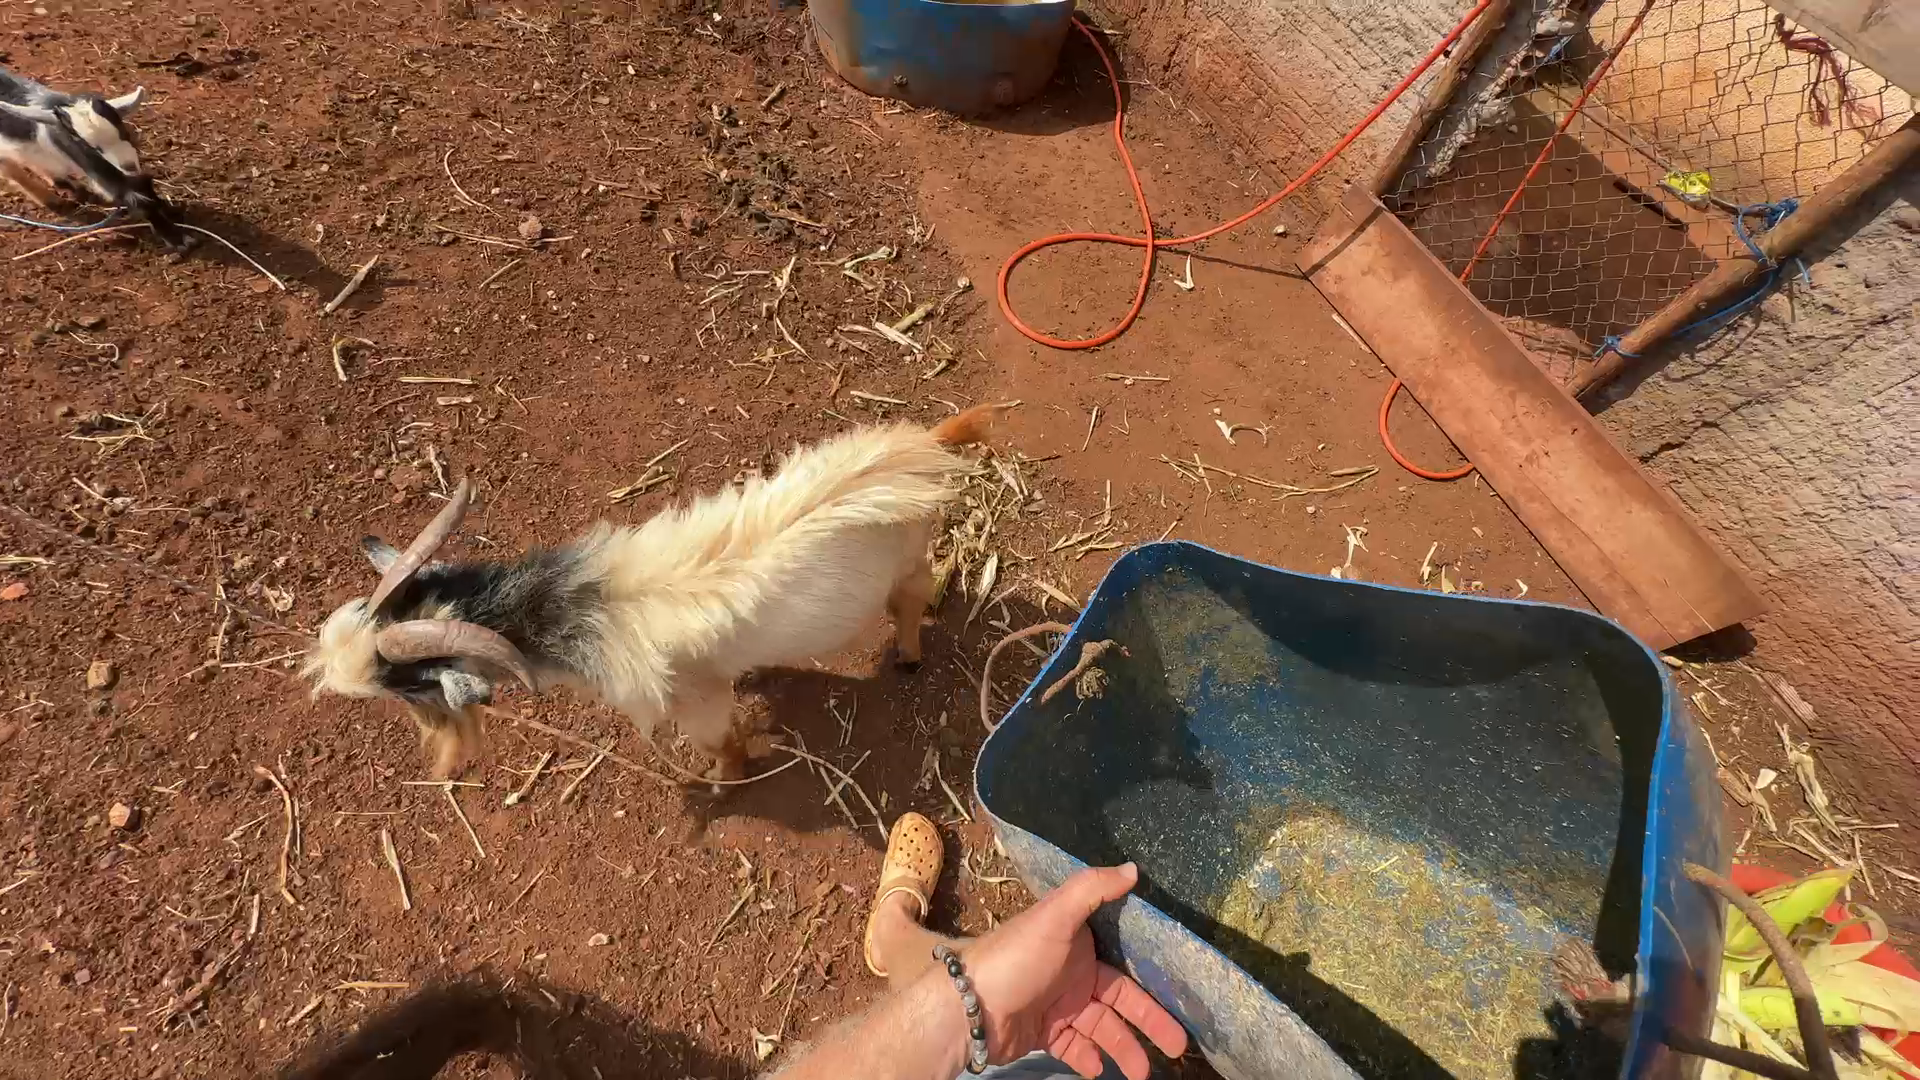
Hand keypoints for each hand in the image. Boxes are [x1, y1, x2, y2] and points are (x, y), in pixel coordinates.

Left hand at [961, 864, 1188, 1078]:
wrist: (971, 1004)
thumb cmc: (1019, 955)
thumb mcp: (1056, 915)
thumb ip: (1093, 889)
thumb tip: (1134, 868)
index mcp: (1077, 939)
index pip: (1122, 956)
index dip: (1150, 973)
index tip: (1179, 990)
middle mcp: (1071, 969)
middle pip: (1119, 997)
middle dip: (1149, 1020)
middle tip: (1179, 1048)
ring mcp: (1058, 1002)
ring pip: (1102, 1027)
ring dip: (1124, 1047)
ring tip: (1143, 1072)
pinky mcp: (1044, 1032)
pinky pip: (1075, 1047)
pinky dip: (1090, 1058)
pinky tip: (1101, 1070)